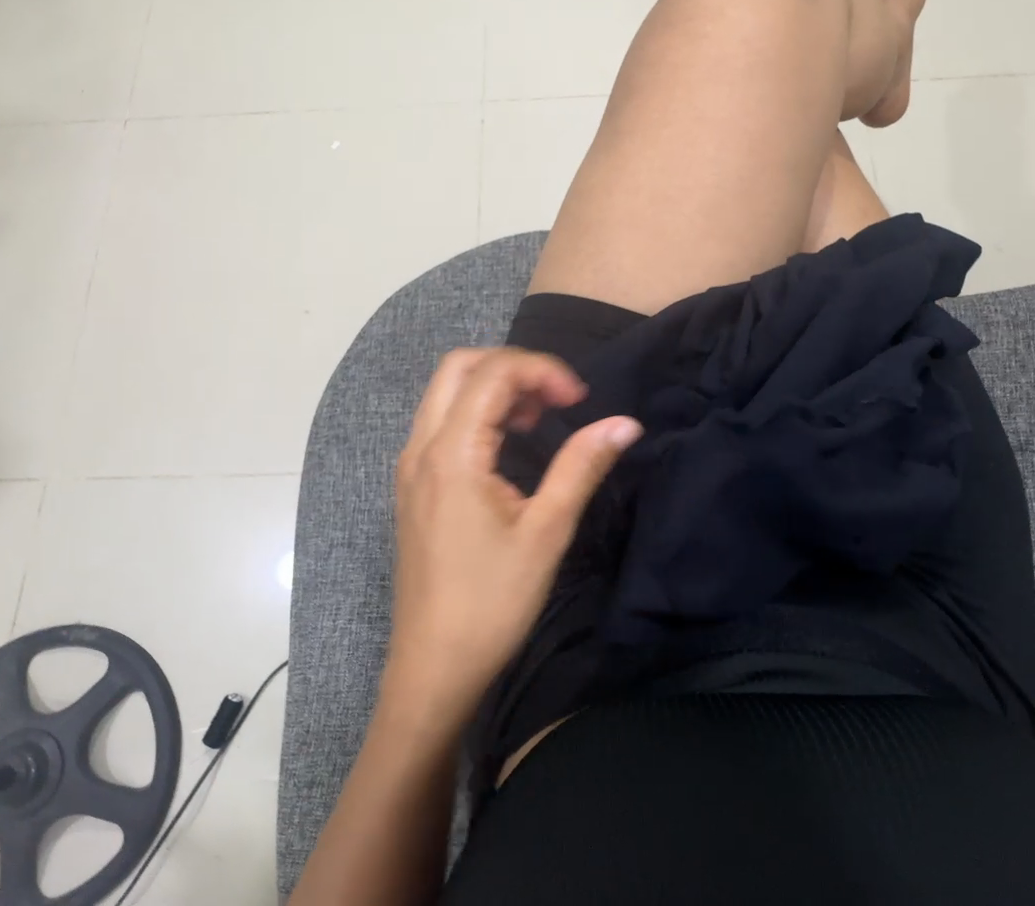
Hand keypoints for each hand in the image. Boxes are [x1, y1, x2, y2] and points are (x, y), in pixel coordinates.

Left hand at [384, 348, 641, 718]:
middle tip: (557, 400)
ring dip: (493, 389)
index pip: (492, 374)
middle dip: (513, 368)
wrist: (434, 667)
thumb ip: (581, 467)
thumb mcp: (547, 532)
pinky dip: (475, 414)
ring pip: (445, 394)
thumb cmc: (493, 603)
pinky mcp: (412, 488)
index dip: (542, 371)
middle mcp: (420, 449)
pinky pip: (440, 424)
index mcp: (451, 453)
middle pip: (459, 368)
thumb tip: (624, 423)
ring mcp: (410, 468)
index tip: (581, 400)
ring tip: (538, 421)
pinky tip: (509, 447)